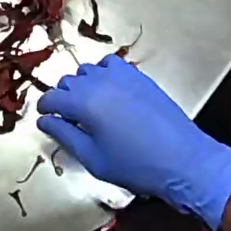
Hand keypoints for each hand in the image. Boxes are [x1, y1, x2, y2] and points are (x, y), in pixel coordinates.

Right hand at [36, 54, 230, 229]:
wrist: (186, 162)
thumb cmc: (137, 166)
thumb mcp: (93, 158)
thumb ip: (64, 135)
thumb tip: (44, 121)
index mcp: (83, 103)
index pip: (51, 97)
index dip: (44, 107)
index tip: (46, 117)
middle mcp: (97, 82)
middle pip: (67, 81)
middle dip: (63, 97)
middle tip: (70, 118)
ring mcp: (119, 76)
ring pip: (86, 70)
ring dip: (82, 85)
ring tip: (91, 105)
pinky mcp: (138, 76)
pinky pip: (110, 64)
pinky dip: (103, 73)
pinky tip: (109, 90)